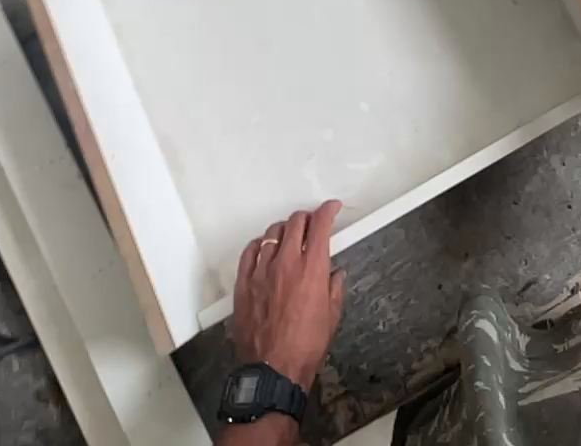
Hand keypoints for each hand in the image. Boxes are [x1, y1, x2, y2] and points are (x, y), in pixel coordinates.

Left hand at [232, 200, 345, 390]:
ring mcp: (262, 272)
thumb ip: (335, 288)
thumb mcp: (332, 316)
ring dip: (284, 229)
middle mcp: (286, 263)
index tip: (332, 208)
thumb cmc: (305, 347)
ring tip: (289, 235)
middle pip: (295, 222)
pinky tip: (264, 247)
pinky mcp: (244, 284)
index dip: (328, 210)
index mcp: (312, 268)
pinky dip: (260, 244)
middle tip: (312, 223)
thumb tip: (335, 275)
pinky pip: (250, 252)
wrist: (273, 371)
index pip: (320, 225)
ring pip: (272, 233)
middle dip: (307, 217)